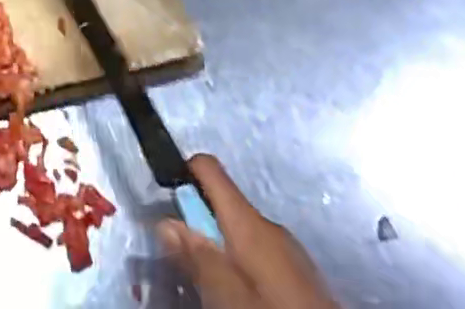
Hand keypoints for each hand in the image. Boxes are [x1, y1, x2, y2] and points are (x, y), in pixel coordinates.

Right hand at [158, 155, 336, 308]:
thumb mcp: (229, 297)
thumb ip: (197, 258)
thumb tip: (165, 222)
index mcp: (250, 222)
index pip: (208, 168)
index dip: (181, 175)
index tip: (163, 202)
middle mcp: (270, 227)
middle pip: (219, 206)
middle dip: (196, 227)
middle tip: (181, 265)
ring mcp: (289, 252)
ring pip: (237, 235)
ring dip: (217, 252)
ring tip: (209, 288)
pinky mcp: (300, 277)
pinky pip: (257, 257)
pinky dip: (239, 269)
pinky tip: (240, 300)